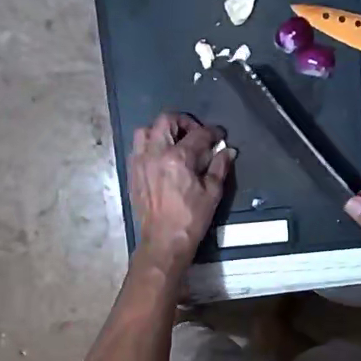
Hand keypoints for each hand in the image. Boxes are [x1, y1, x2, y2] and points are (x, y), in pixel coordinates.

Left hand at [129, 112, 233, 269]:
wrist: (164, 240)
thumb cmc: (191, 218)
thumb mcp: (212, 193)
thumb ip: (219, 167)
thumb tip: (227, 151)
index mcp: (178, 158)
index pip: (198, 134)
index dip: (212, 132)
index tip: (219, 136)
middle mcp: (155, 154)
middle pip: (166, 120)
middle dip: (183, 122)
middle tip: (195, 134)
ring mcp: (140, 162)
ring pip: (146, 130)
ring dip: (161, 131)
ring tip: (174, 142)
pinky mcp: (132, 172)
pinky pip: (137, 148)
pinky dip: (149, 145)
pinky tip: (161, 157)